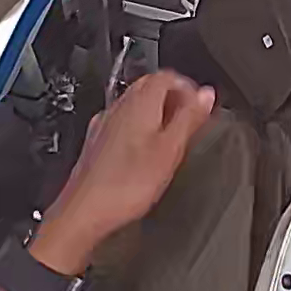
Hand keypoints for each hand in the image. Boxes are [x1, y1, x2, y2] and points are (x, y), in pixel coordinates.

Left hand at [31, 71, 215, 274]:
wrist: (84, 214)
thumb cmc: (124, 186)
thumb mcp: (170, 150)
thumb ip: (190, 118)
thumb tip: (206, 95)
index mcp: (139, 104)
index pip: (166, 76)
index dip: (187, 85)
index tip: (200, 103)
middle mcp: (118, 108)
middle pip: (149, 85)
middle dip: (173, 96)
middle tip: (190, 116)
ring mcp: (104, 125)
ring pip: (135, 104)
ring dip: (157, 111)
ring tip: (172, 134)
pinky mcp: (96, 143)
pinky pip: (122, 122)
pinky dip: (140, 127)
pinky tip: (146, 150)